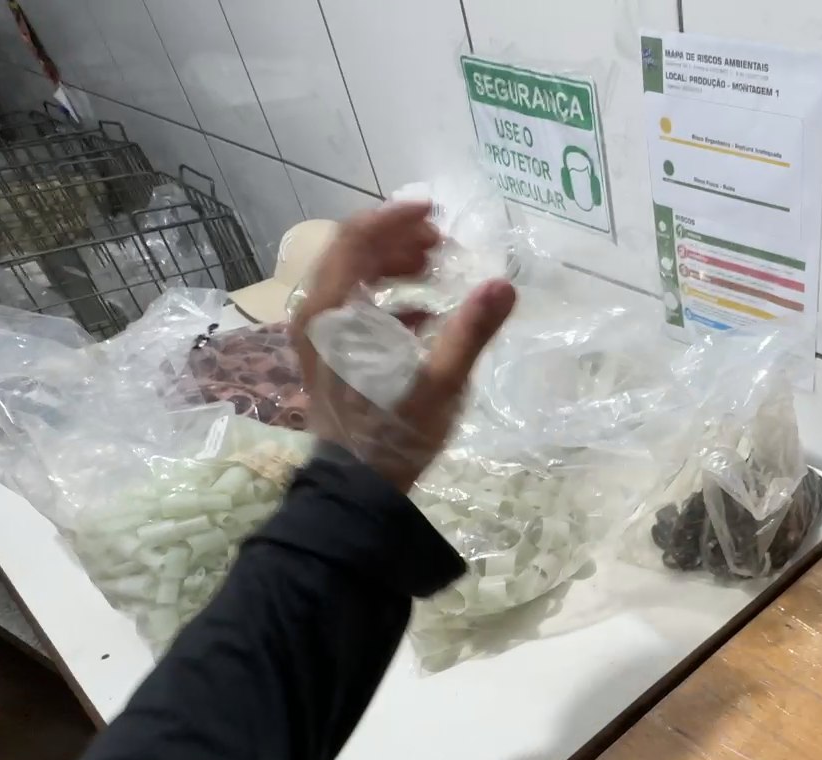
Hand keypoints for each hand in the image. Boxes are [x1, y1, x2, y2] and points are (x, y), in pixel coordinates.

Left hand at [292, 201, 516, 490]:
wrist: (360, 485)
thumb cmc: (397, 431)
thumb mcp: (441, 381)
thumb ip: (471, 330)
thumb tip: (505, 285)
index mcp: (332, 310)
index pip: (355, 239)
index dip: (395, 218)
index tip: (435, 212)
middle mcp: (316, 314)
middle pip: (352, 255)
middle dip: (397, 241)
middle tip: (442, 244)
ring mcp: (319, 338)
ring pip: (352, 281)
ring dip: (393, 269)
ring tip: (434, 271)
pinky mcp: (329, 358)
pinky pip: (354, 311)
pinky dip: (388, 302)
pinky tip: (423, 316)